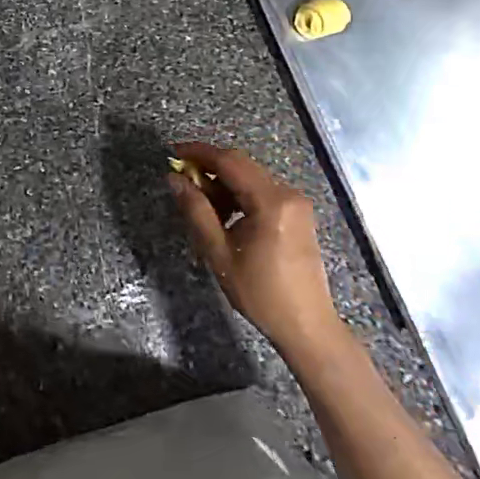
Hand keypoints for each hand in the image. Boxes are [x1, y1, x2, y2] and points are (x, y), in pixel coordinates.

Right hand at [168, 142, 344, 357]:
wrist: (306, 326)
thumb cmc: (260, 292)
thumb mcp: (218, 252)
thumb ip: (195, 210)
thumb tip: (174, 178)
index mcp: (271, 201)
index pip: (230, 161)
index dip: (198, 153)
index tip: (173, 153)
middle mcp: (288, 194)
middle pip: (242, 165)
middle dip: (209, 168)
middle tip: (182, 182)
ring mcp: (296, 203)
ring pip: (251, 178)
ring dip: (223, 183)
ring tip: (201, 205)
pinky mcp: (298, 214)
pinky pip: (262, 191)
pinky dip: (239, 195)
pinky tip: (225, 215)